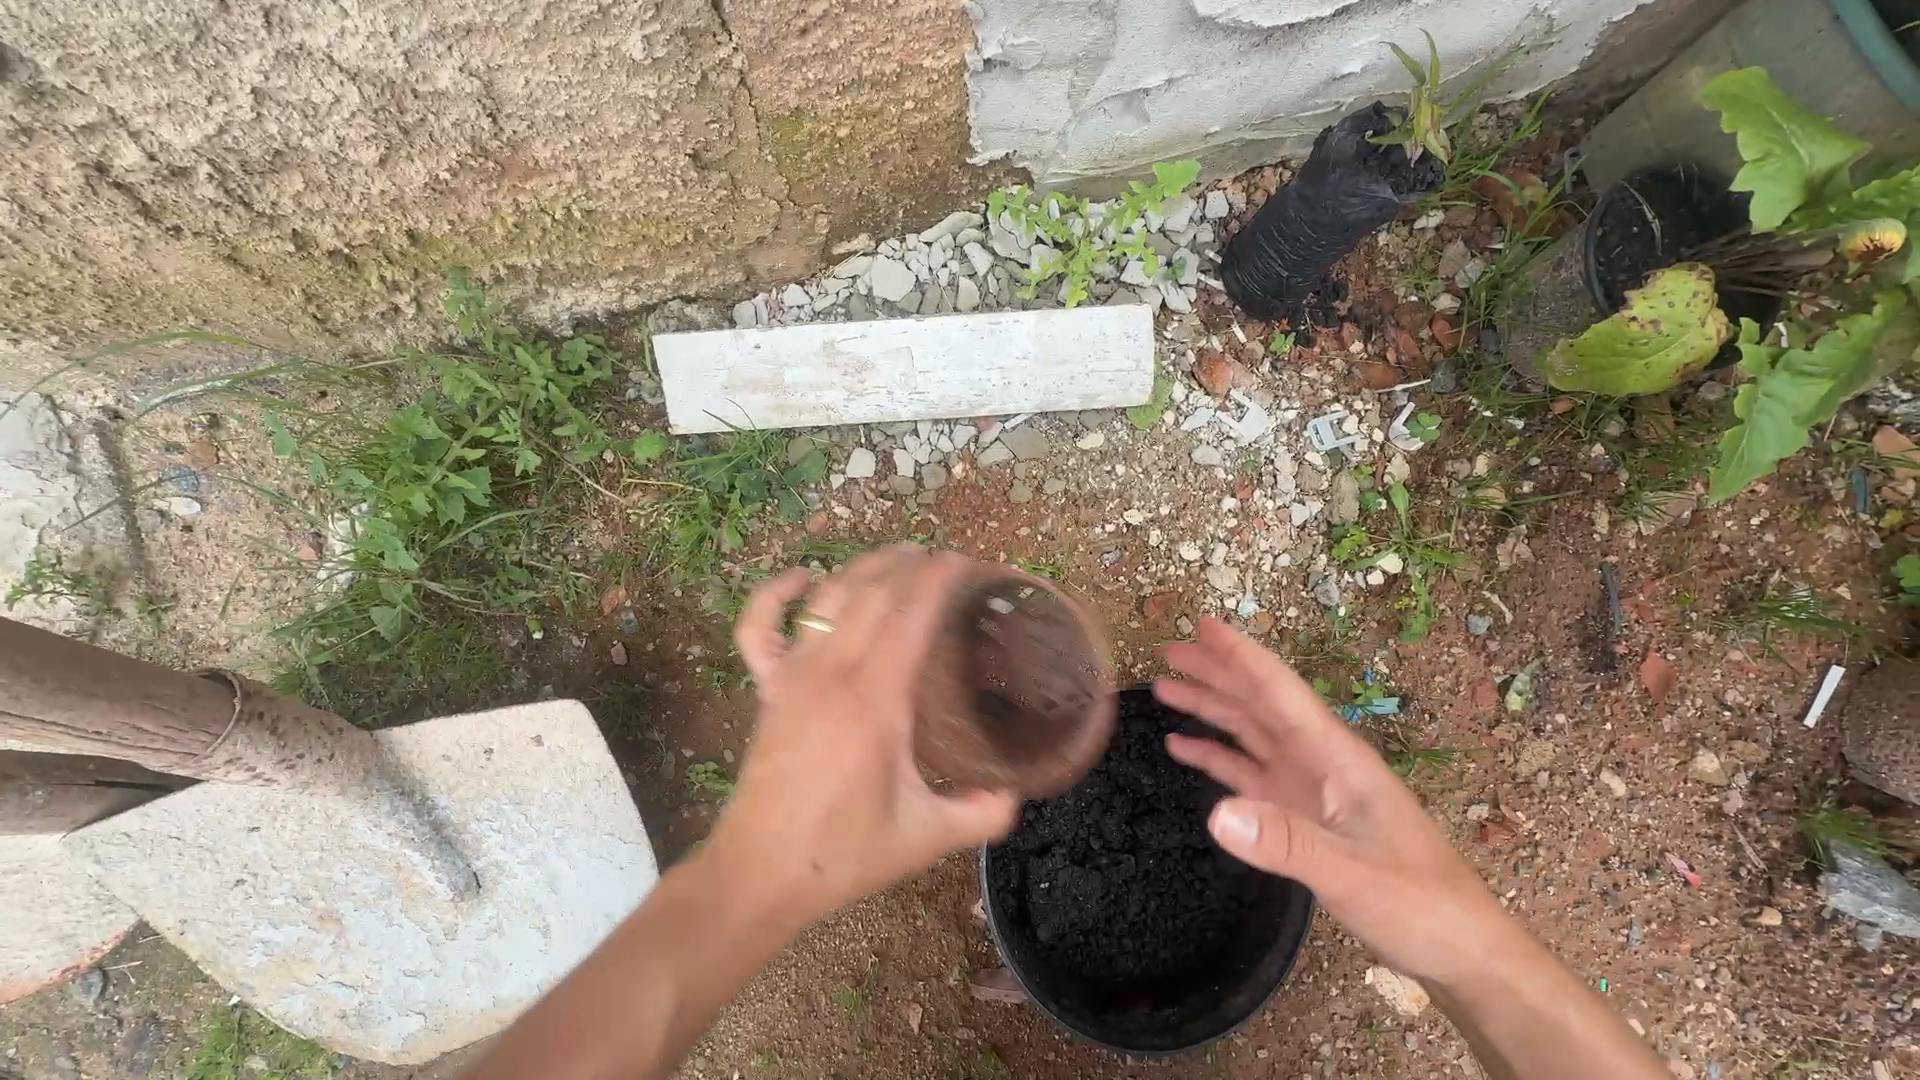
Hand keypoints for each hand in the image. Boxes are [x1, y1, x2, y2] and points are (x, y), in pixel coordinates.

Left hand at [707, 546, 1020, 928]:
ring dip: (863, 568)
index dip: (938, 579)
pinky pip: (759, 629)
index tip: (964, 561)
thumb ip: (979, 815)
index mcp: (875, 702)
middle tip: (942, 558)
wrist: (759, 875)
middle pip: (873, 594)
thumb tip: (1016, 798)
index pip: (911, 616)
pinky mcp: (766, 692)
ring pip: (827, 600)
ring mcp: (792, 678)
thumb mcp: (923, 839)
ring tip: (897, 554)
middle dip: (910, 564)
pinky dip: (774, 595)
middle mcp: (831, 675)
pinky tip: (800, 577)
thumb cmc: (842, 856)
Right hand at [1160, 618, 1509, 983]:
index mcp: (1335, 755)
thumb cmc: (1417, 901)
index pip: (1281, 691)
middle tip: (1168, 651)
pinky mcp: (1299, 813)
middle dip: (1216, 673)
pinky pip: (1249, 772)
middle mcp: (1318, 760)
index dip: (1242, 655)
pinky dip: (1215, 756)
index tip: (1205, 624)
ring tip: (1165, 689)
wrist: (1458, 946)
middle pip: (1259, 703)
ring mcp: (1307, 786)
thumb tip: (1215, 815)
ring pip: (1251, 732)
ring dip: (1211, 708)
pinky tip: (1184, 748)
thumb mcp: (1351, 874)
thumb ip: (1285, 843)